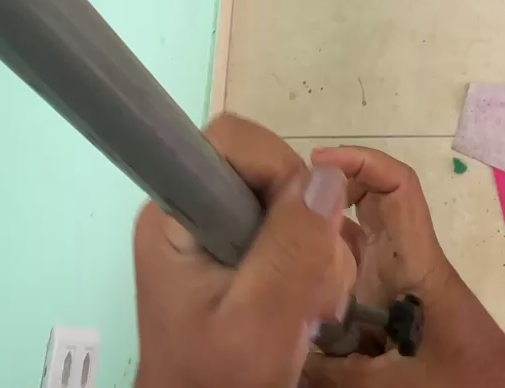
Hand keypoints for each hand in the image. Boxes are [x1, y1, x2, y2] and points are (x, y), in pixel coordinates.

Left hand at [134, 115, 355, 387]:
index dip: (275, 165)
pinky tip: (310, 306)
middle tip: (315, 286)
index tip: (302, 222)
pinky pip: (292, 228)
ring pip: (290, 200)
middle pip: (269, 169)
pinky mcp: (240, 247)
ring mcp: (219, 226)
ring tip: (312, 309)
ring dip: (317, 251)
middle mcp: (196, 205)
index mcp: (177, 212)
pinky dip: (315, 263)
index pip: (230, 141)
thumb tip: (327, 178)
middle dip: (308, 222)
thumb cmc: (217, 380)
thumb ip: (291, 251)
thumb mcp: (257, 324)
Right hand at [301, 146, 504, 387]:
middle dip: (324, 189)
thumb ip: (336, 373)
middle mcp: (400, 257)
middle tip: (279, 200)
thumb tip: (279, 355)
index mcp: (414, 260)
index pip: (396, 186)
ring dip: (317, 230)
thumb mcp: (399, 384)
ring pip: (349, 235)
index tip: (317, 163)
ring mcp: (390, 277)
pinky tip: (288, 286)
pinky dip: (319, 269)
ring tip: (271, 235)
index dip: (360, 160)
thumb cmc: (466, 380)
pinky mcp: (383, 302)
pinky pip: (345, 270)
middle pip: (365, 199)